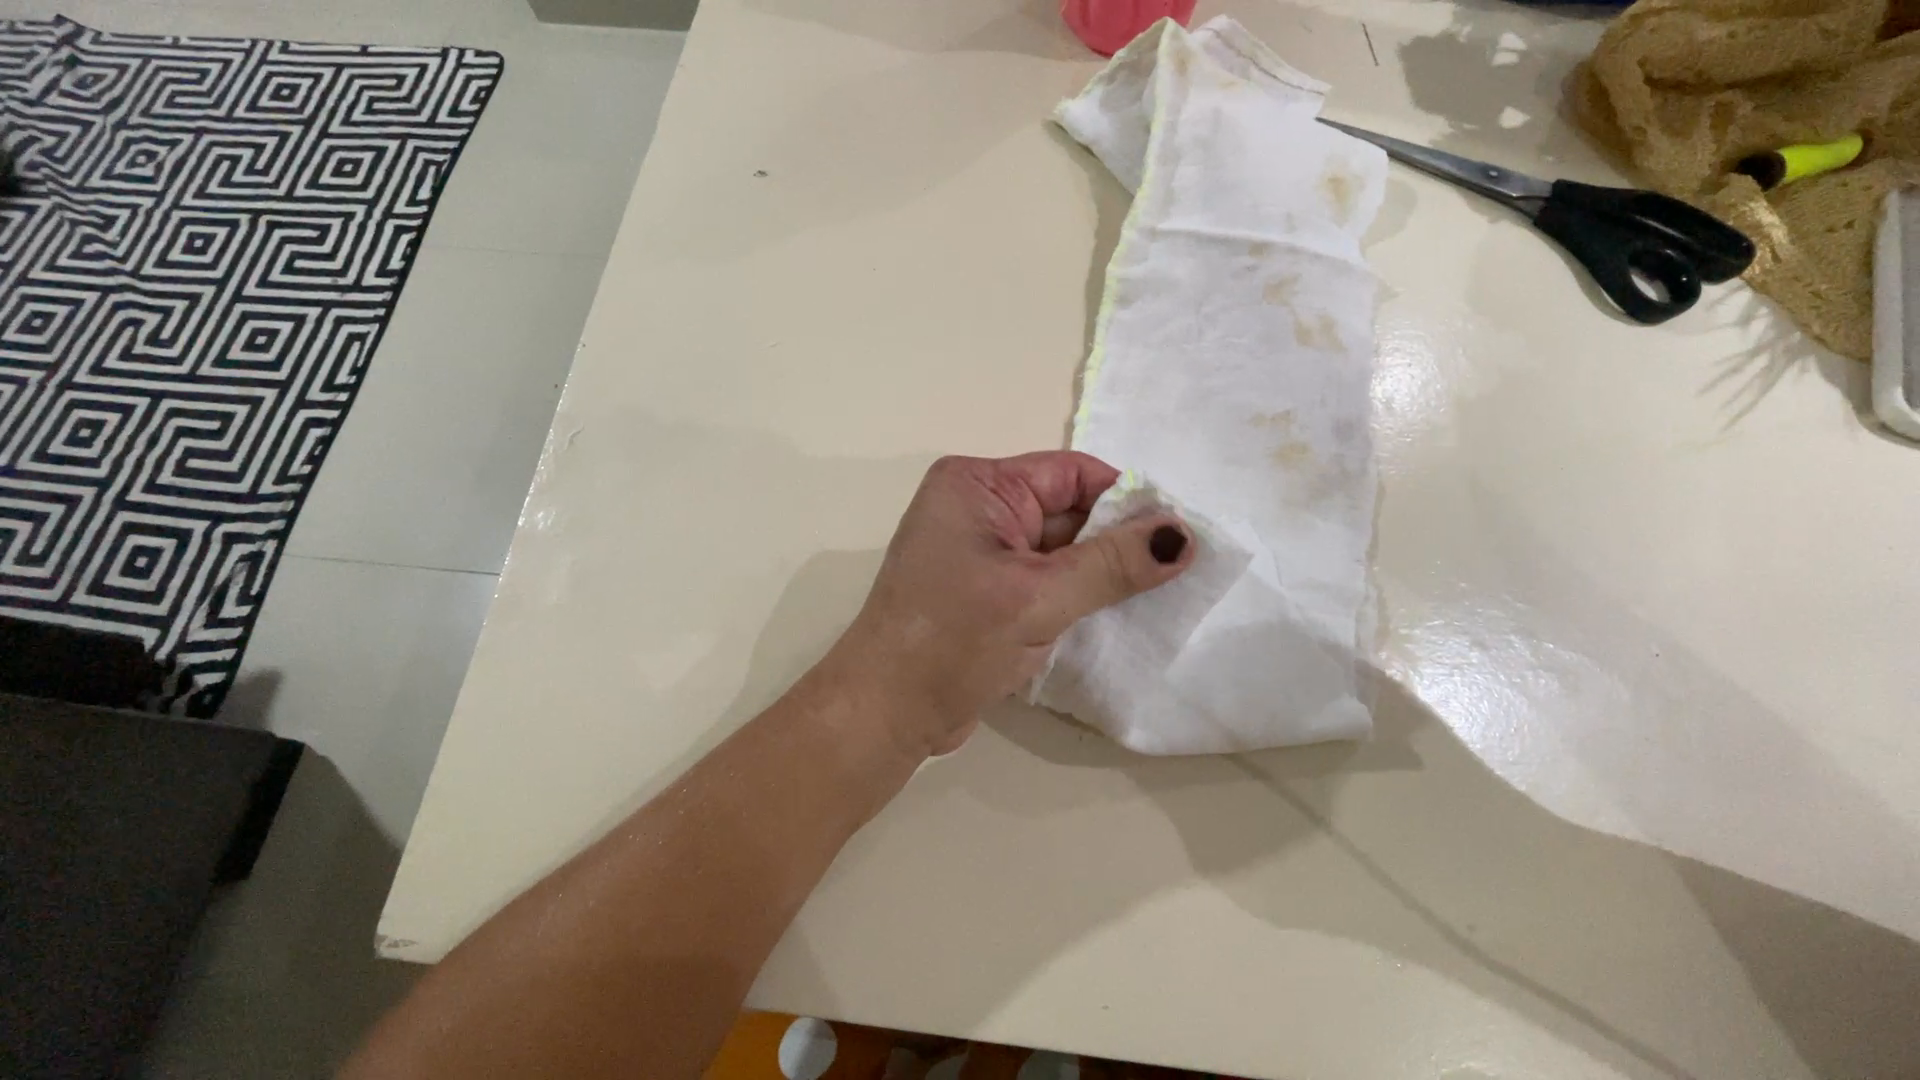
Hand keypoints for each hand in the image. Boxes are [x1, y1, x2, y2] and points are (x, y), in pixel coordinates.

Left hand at [818, 451, 1191, 757]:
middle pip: (1069, 511)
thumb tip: (1184, 536)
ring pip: (1061, 551)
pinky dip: (1078, 595)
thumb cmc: (953, 642)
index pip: (1070, 474)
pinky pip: (1045, 580)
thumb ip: (1113, 563)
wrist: (886, 713)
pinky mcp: (986, 594)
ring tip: (1162, 594)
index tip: (1181, 534)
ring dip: (1102, 573)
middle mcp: (977, 509)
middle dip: (1118, 540)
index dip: (1126, 501)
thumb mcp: (1039, 597)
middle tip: (1182, 568)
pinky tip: (1118, 614)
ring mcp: (980, 553)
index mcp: (977, 486)